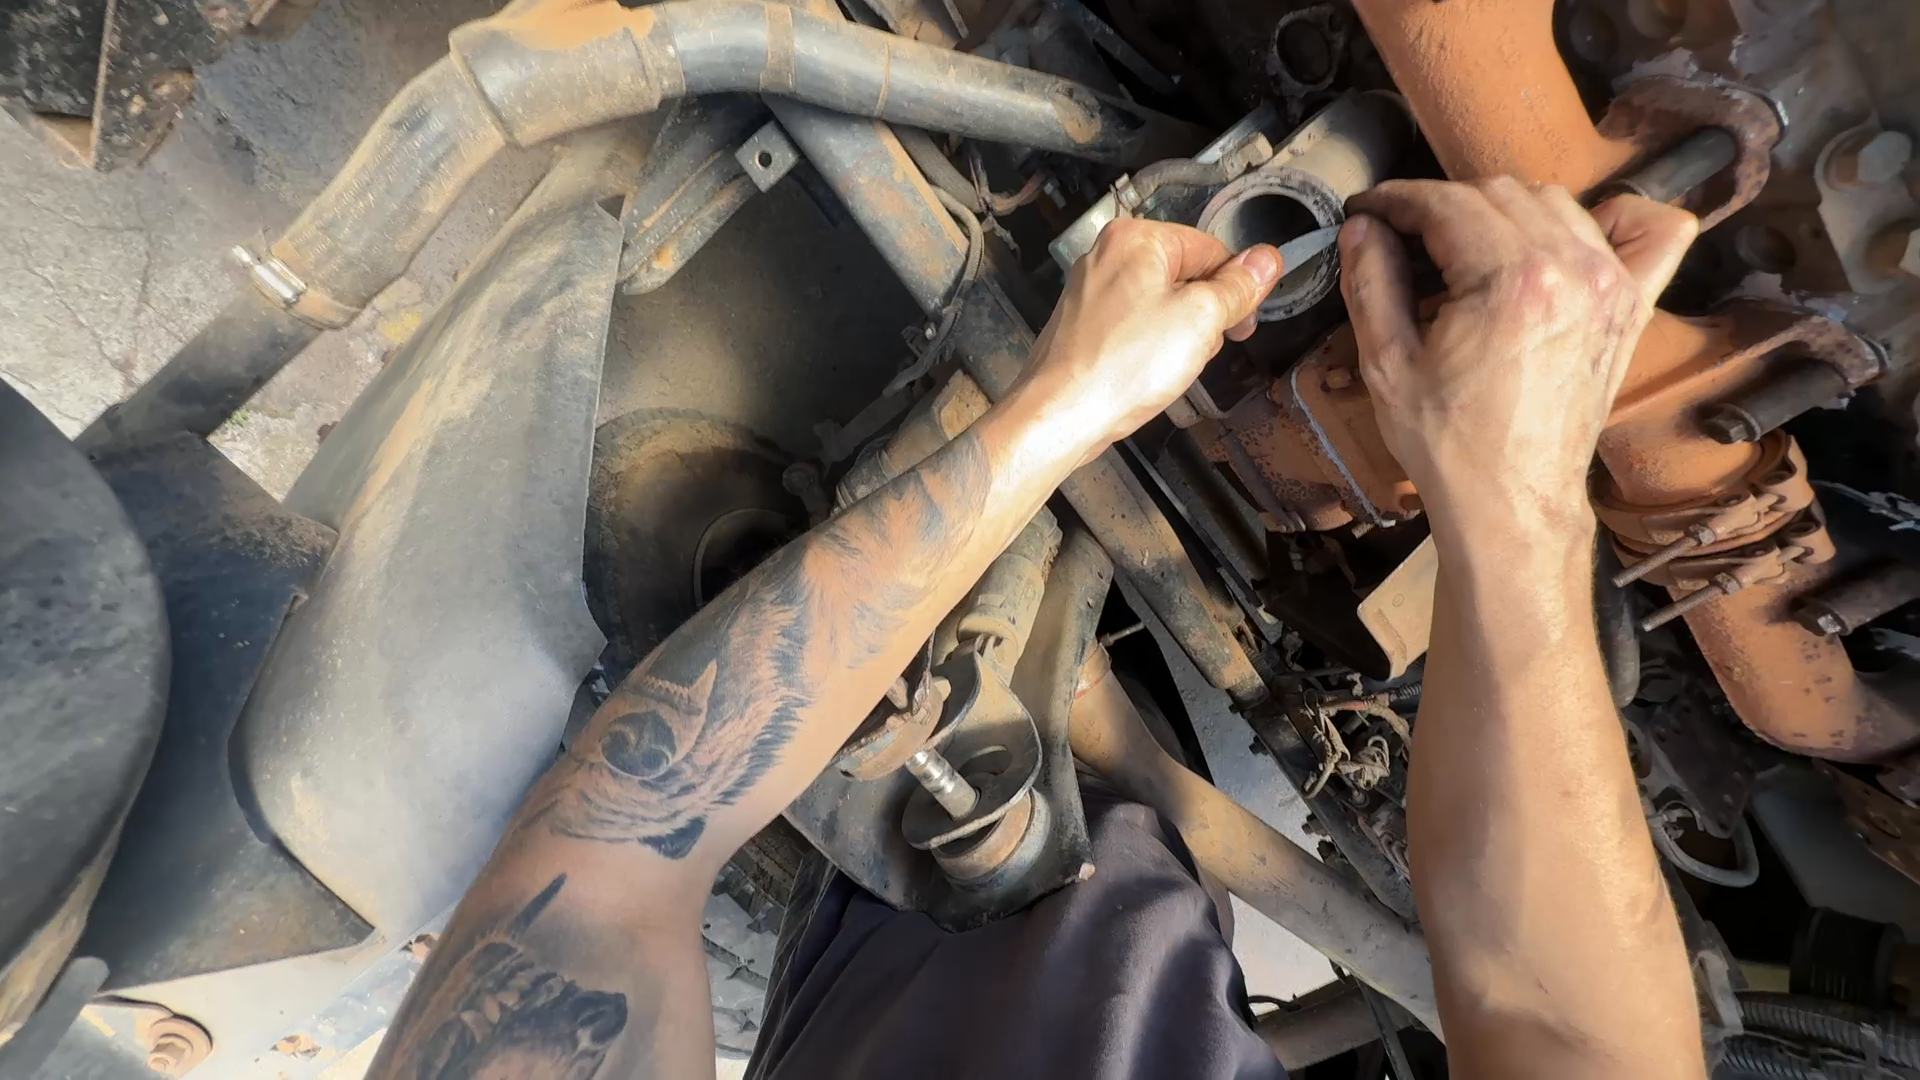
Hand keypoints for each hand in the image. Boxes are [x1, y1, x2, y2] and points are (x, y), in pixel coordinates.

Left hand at [1019, 218, 1281, 454]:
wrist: (1060, 415)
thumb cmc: (1126, 364)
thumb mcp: (1201, 319)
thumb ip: (1238, 287)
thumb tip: (1267, 260)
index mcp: (1135, 239)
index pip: (1209, 249)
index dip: (1235, 287)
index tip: (1245, 323)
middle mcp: (1105, 258)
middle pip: (1182, 278)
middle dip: (1202, 316)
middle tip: (1201, 350)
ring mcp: (1088, 295)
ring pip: (1157, 308)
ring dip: (1177, 337)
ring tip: (1168, 368)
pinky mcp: (1080, 331)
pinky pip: (1131, 331)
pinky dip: (1146, 350)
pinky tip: (1145, 377)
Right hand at [1338, 179, 1697, 540]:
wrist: (1507, 495)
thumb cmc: (1445, 440)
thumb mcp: (1386, 365)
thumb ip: (1370, 286)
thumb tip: (1361, 230)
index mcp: (1507, 280)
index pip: (1446, 204)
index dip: (1397, 199)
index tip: (1367, 209)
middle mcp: (1571, 266)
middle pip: (1498, 194)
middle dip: (1439, 205)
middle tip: (1396, 234)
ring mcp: (1613, 282)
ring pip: (1555, 201)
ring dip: (1498, 209)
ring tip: (1456, 245)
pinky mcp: (1631, 304)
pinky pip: (1647, 228)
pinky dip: (1607, 216)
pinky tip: (1564, 237)